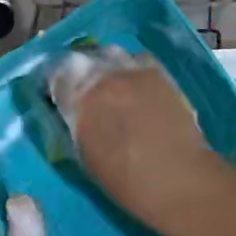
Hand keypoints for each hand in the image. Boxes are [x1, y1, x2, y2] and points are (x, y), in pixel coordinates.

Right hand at [50, 47, 217, 222]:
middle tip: (84, 90)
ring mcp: (133, 70)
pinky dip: (131, 68)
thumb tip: (73, 111)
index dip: (57, 85)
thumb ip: (76, 125)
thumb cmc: (126, 181)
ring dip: (105, 66)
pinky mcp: (158, 72)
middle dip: (79, 72)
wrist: (178, 178)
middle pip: (82, 60)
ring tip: (110, 84)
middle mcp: (104, 76)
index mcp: (80, 100)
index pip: (58, 77)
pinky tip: (136, 85)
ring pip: (110, 54)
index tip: (59, 94)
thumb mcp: (86, 157)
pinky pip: (137, 60)